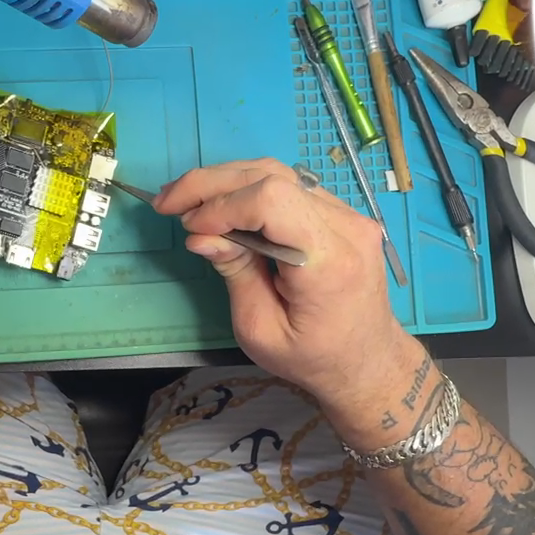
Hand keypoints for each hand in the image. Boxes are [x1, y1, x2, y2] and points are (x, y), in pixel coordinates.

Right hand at [155, 159, 431, 441]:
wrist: (366, 361)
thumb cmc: (312, 357)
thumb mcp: (260, 329)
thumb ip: (235, 274)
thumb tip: (200, 235)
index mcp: (327, 261)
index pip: (272, 202)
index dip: (222, 205)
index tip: (188, 226)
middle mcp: (345, 226)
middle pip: (272, 176)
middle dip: (211, 184)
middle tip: (167, 201)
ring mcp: (348, 215)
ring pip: (278, 173)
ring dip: (224, 181)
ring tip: (184, 199)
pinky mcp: (341, 214)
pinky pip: (289, 187)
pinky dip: (246, 189)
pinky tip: (218, 204)